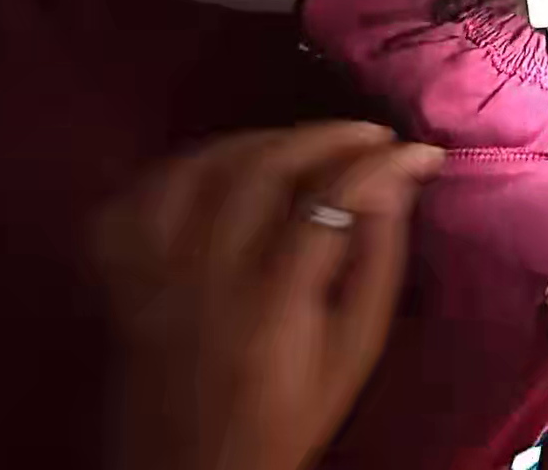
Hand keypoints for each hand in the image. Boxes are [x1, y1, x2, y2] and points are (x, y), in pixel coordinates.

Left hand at [93, 122, 444, 469]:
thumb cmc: (295, 412)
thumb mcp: (359, 344)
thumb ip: (379, 256)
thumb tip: (396, 179)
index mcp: (271, 306)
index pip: (330, 203)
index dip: (385, 164)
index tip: (425, 154)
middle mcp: (204, 284)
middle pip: (257, 173)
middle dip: (326, 136)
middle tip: (371, 136)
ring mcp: (152, 284)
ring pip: (190, 176)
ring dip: (257, 141)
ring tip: (305, 143)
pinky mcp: (123, 290)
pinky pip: (128, 209)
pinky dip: (178, 172)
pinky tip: (225, 169)